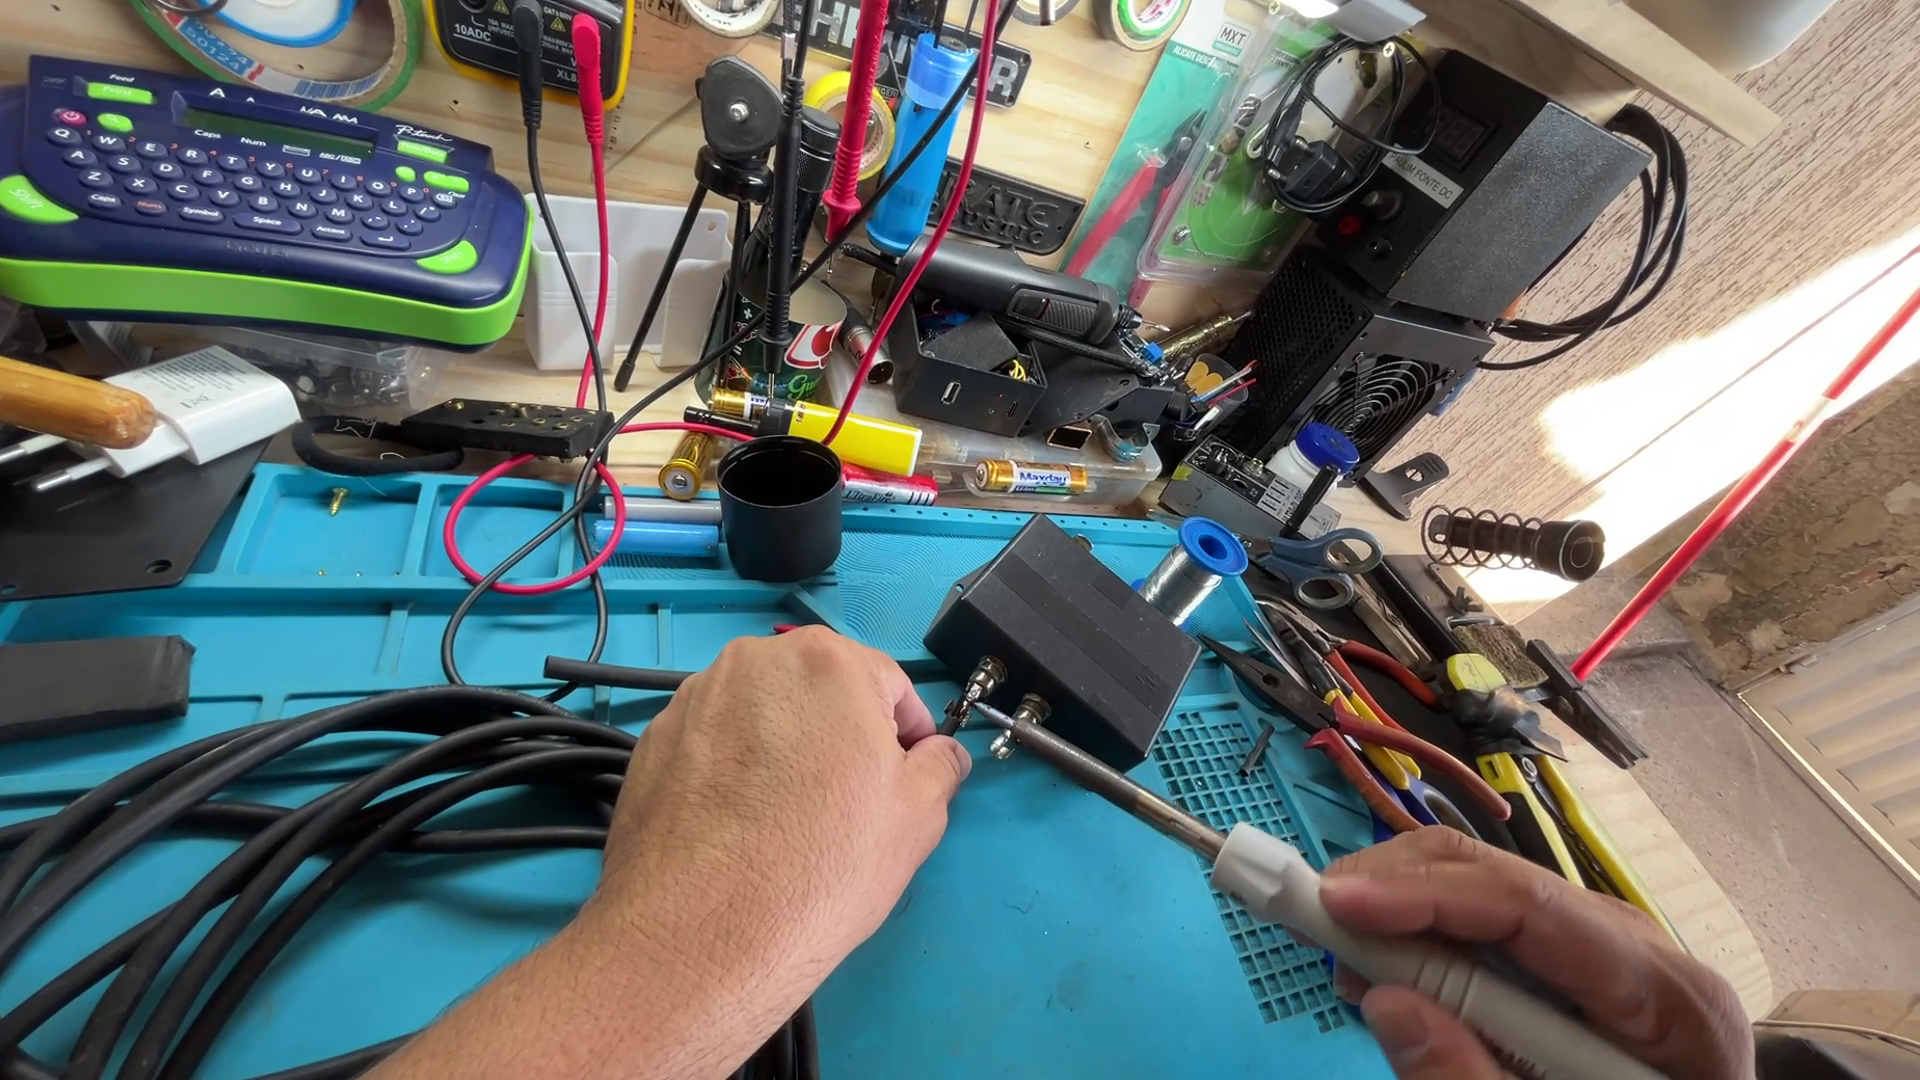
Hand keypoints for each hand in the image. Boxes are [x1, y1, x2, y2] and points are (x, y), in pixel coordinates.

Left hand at [584, 627, 969, 1027]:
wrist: (698, 941)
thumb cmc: (825, 865)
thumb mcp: (918, 815)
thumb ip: (941, 765)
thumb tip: (941, 753)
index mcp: (828, 659)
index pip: (891, 685)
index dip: (907, 737)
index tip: (900, 781)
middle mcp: (757, 659)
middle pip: (825, 689)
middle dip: (844, 734)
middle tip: (846, 800)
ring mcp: (698, 696)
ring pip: (769, 711)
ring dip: (788, 744)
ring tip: (787, 814)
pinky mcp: (656, 738)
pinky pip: (719, 738)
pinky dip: (737, 764)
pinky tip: (740, 821)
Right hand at [1316, 828, 1751, 1079]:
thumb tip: (1382, 1001)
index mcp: (1660, 990)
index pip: (1520, 901)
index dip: (1418, 893)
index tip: (1333, 905)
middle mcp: (1622, 935)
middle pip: (1477, 868)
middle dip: (1384, 887)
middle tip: (1312, 922)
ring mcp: (1583, 930)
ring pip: (1457, 874)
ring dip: (1384, 905)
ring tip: (1342, 959)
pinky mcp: (1547, 942)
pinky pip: (1460, 908)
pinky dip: (1403, 926)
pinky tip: (1379, 966)